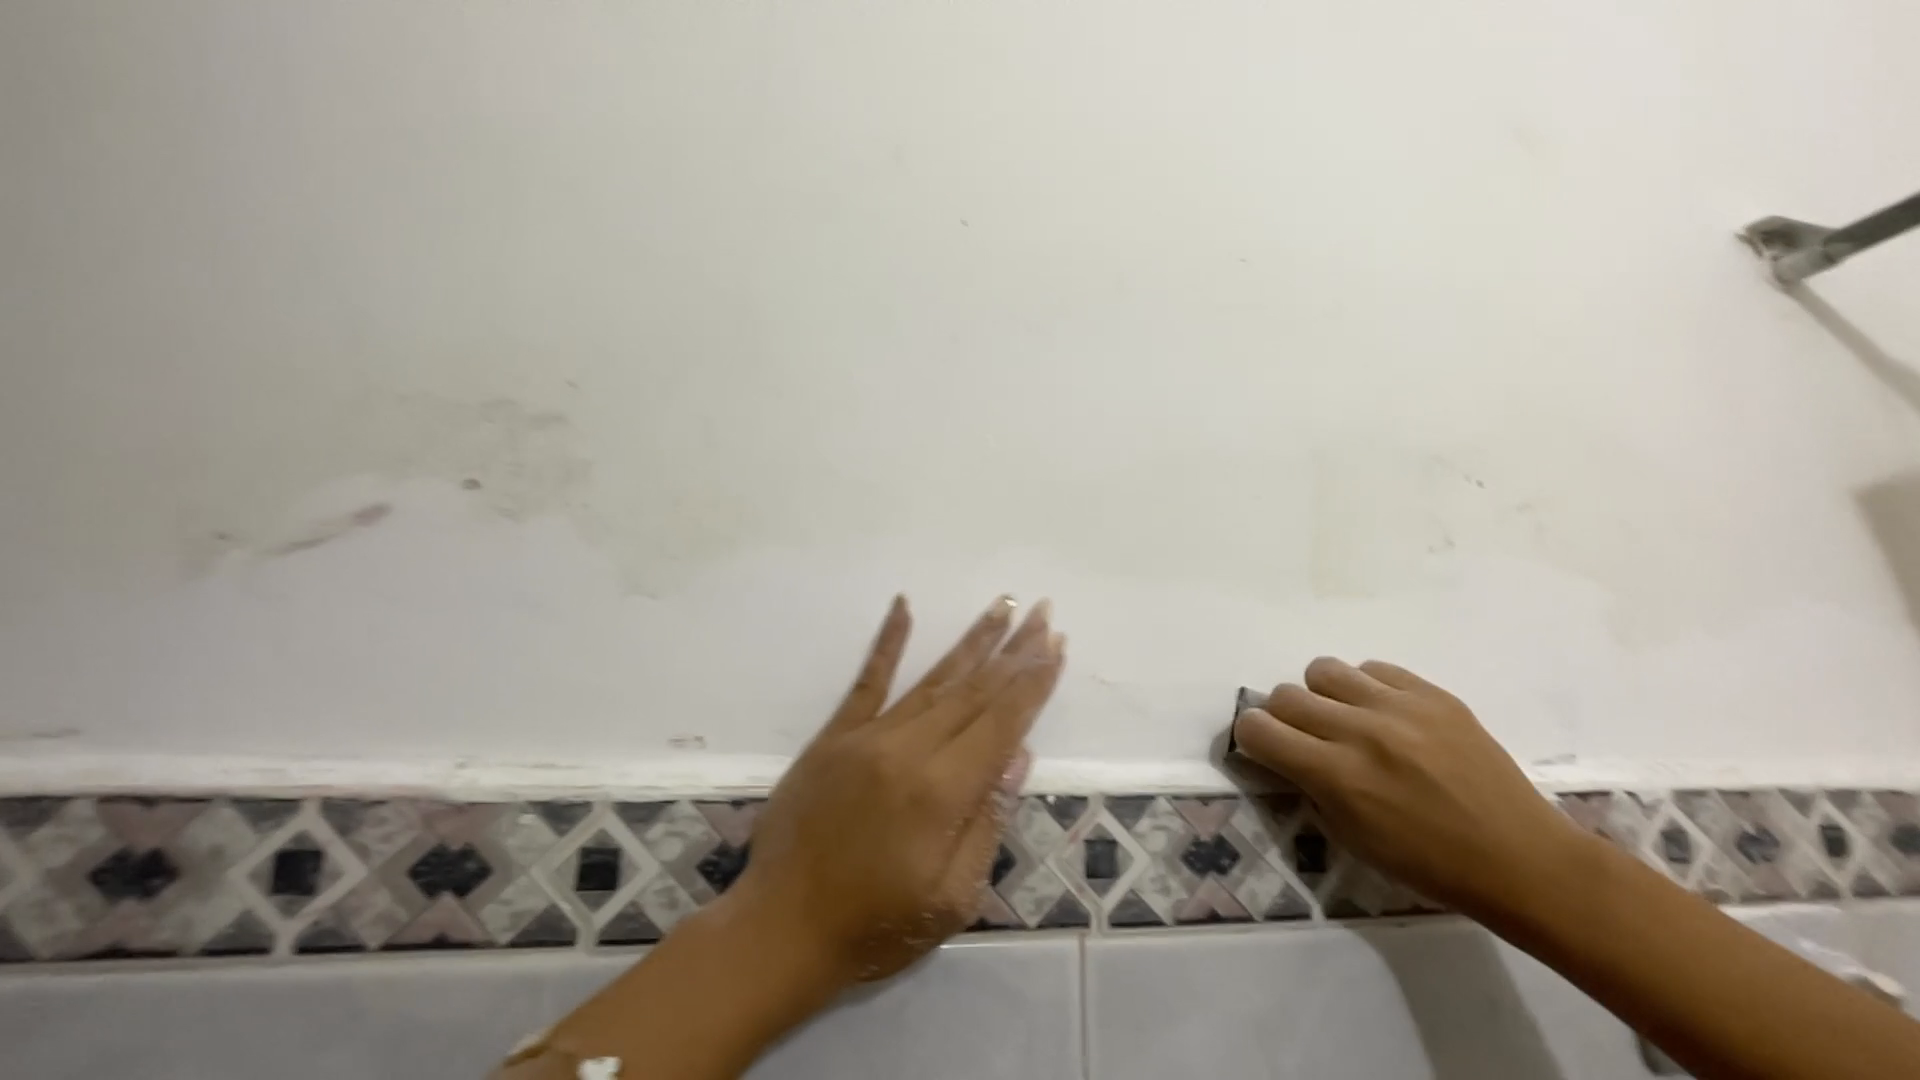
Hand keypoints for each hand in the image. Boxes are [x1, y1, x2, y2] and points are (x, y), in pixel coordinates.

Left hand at [730, 595, 1064, 985]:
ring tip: (1003, 604)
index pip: (1001, 724)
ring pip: (932, 680)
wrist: (783, 928)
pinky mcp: (833, 737)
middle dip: (1014, 651)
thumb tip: (1018, 754)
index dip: (1033, 684)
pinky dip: (887, 642)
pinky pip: (867, 680)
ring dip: (972, 642)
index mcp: (942, 792)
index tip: (1057, 646)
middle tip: (1044, 612)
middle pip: (974, 692)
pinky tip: (903, 606)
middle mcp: (908, 750)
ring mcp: (867, 738)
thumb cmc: (876, 926)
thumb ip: (987, 822)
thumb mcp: (952, 898)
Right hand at [1232, 657, 1586, 920]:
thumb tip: (1287, 753)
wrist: (1518, 857)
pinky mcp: (1433, 694)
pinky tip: (1385, 716)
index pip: (1258, 729)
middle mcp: (1361, 731)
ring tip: (1344, 720)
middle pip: (1285, 695)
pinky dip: (1367, 688)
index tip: (1265, 749)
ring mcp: (1399, 706)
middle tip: (1306, 740)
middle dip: (1283, 718)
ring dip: (1322, 695)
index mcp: (1336, 775)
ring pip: (1324, 669)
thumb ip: (1311, 787)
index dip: (1252, 738)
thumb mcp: (1351, 837)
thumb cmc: (1427, 864)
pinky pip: (1375, 668)